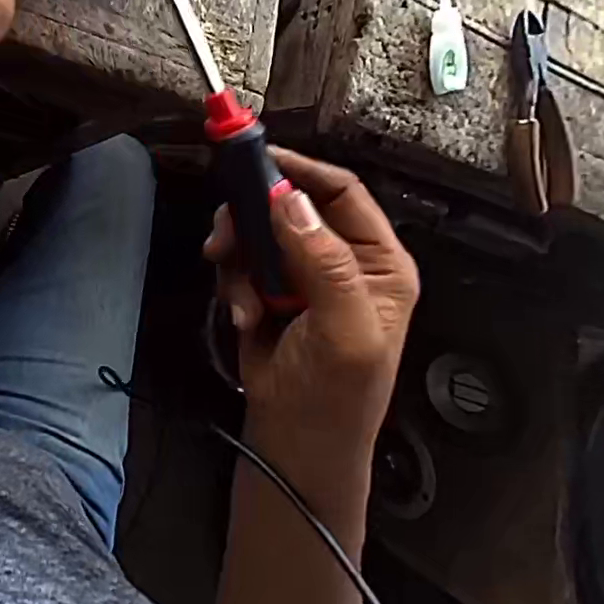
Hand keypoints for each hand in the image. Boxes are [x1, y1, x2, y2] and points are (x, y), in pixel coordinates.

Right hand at [204, 149, 419, 461]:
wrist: (296, 443)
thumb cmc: (337, 396)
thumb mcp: (344, 331)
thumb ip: (324, 261)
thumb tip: (288, 199)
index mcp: (377, 260)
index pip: (343, 193)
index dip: (302, 171)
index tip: (259, 160)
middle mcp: (340, 258)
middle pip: (288, 205)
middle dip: (253, 219)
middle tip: (225, 237)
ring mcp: (301, 272)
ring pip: (257, 230)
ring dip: (238, 257)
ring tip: (238, 296)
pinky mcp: (268, 288)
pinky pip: (240, 260)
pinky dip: (232, 282)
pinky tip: (242, 315)